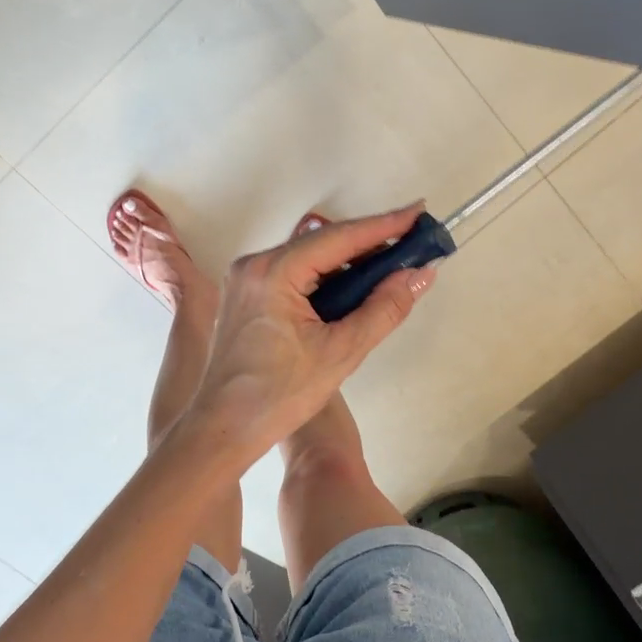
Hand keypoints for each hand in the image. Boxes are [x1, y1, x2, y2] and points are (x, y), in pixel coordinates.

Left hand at [179, 204, 436, 448]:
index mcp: (272, 272)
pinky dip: (323, 280)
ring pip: (307, 259)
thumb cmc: (278, 395)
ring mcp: (245, 280)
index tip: (419, 213)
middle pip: (321, 245)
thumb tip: (419, 276)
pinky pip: (292, 275)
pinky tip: (351, 292)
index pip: (338, 238)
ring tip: (389, 271)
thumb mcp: (341, 353)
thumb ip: (384, 309)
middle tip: (411, 246)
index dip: (384, 225)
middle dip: (368, 245)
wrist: (222, 428)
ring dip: (346, 265)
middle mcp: (253, 265)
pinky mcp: (244, 296)